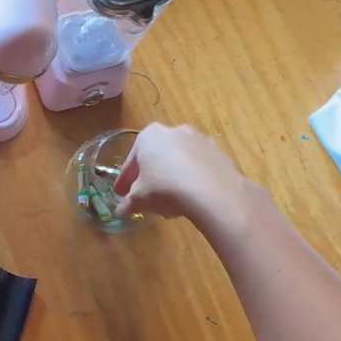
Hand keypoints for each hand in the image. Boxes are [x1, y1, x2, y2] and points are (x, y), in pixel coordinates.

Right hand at [113, 123, 261, 222]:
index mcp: (149, 136)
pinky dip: (191, 178)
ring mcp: (199, 139)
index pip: (131, 161)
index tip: (121, 193)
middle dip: (150, 175)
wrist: (212, 192)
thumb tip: (122, 209)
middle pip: (156, 157)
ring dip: (171, 177)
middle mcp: (174, 131)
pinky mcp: (219, 152)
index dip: (124, 180)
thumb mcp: (138, 199)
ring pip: (178, 161)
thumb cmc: (165, 188)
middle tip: (145, 195)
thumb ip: (128, 202)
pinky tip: (189, 197)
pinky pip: (197, 166)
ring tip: (169, 201)